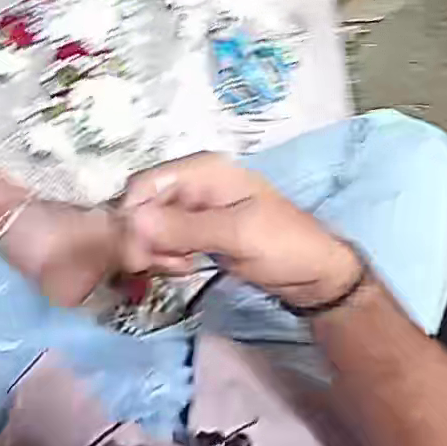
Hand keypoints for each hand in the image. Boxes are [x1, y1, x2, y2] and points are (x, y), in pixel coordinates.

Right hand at [120, 153, 360, 308]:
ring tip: (184, 266)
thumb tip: (132, 221)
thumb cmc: (284, 246)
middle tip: (169, 264)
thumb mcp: (237, 235)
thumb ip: (185, 228)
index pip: (145, 183)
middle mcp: (194, 182)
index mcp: (205, 169)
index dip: (134, 216)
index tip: (139, 252)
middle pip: (143, 204)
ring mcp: (194, 206)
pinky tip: (186, 267)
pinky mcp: (196, 230)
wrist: (314, 275)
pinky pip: (163, 239)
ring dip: (157, 250)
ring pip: (150, 225)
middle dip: (147, 237)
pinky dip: (167, 256)